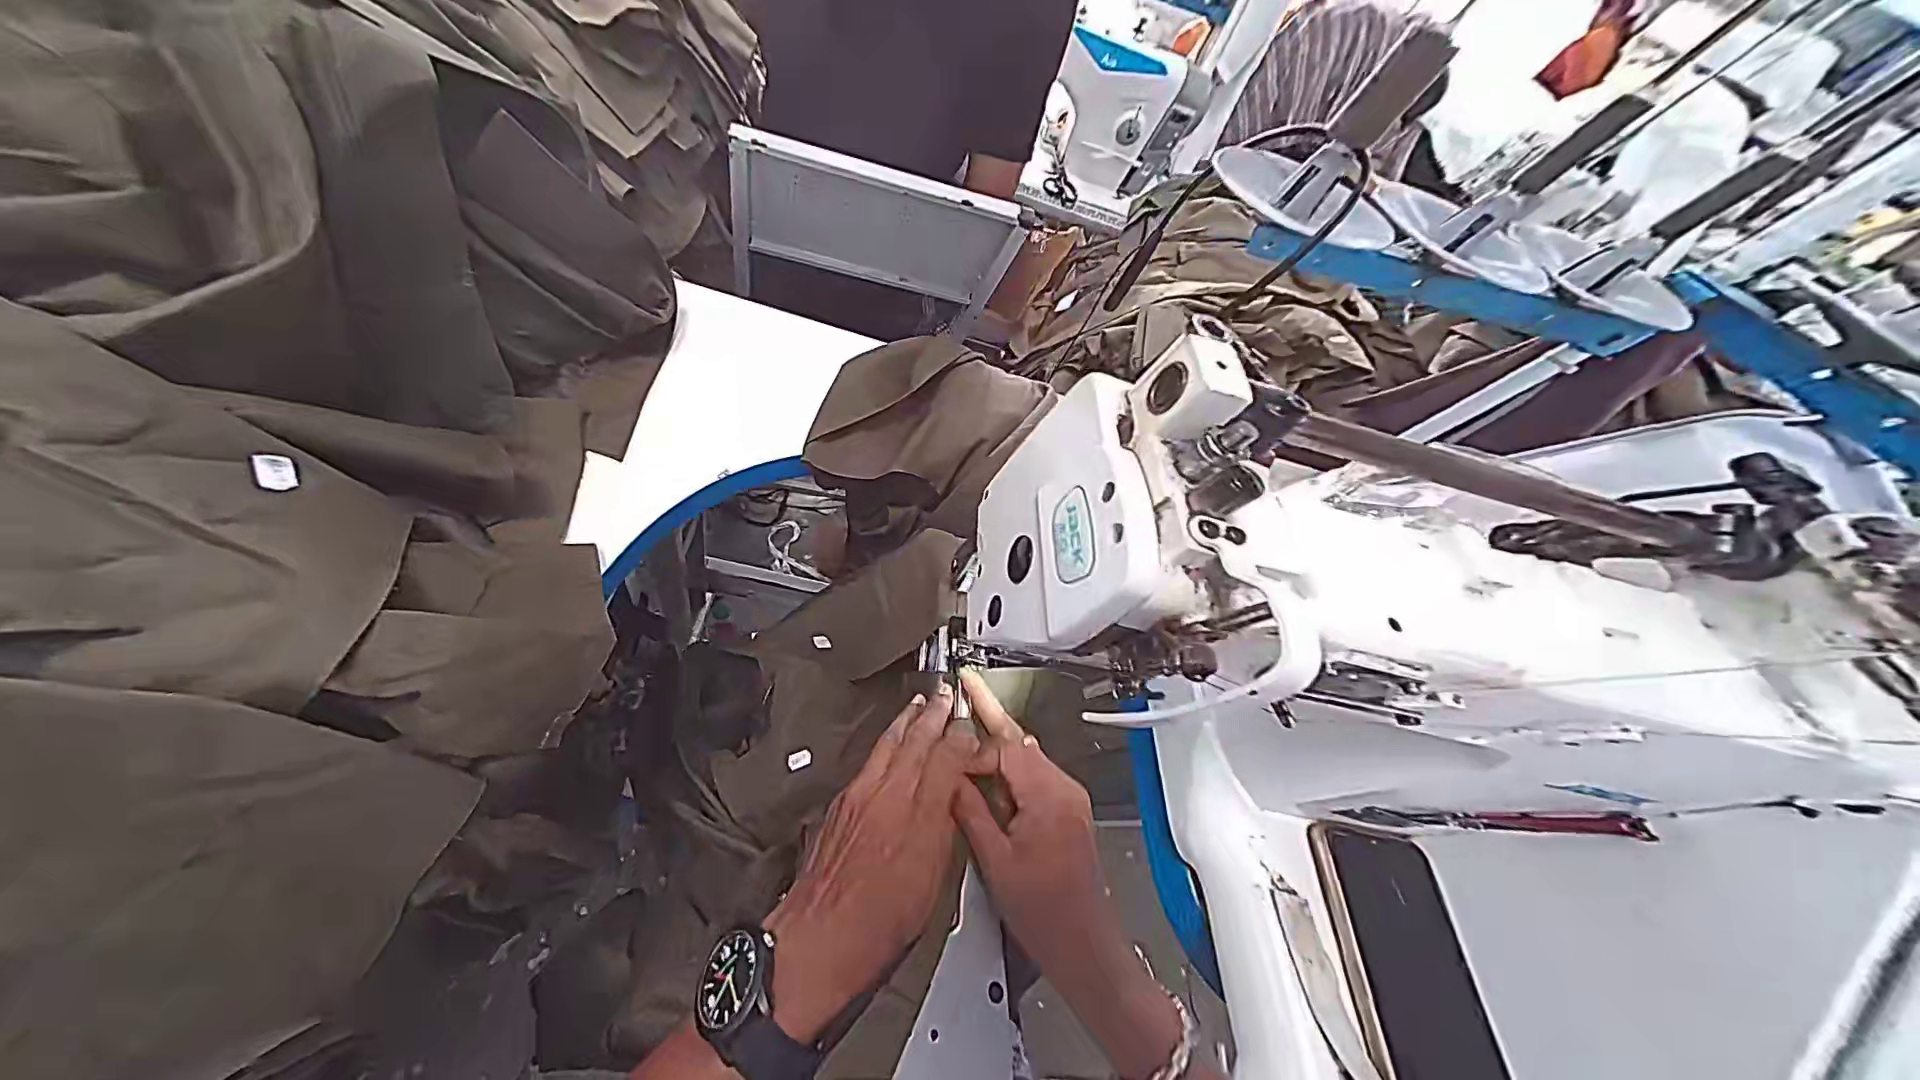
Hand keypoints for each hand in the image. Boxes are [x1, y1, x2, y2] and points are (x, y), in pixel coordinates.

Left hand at [761, 685, 975, 1044]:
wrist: (820, 935)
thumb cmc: (878, 921)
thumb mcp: (932, 879)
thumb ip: (944, 828)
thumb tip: (951, 798)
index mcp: (919, 816)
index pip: (947, 757)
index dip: (961, 736)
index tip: (969, 724)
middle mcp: (888, 796)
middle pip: (916, 741)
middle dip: (935, 714)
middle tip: (947, 696)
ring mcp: (860, 796)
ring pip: (889, 743)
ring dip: (907, 720)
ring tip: (919, 704)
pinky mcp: (841, 803)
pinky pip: (869, 758)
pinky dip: (885, 741)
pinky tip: (889, 740)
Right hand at [952, 670, 1183, 1079]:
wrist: (1085, 944)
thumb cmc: (1044, 912)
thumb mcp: (995, 861)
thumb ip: (971, 812)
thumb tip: (950, 778)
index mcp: (1047, 796)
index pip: (1005, 748)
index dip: (973, 747)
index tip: (947, 751)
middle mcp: (1064, 788)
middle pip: (1019, 741)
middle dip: (990, 714)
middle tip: (967, 684)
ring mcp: (1069, 797)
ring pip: (1027, 755)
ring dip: (998, 741)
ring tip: (971, 718)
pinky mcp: (1068, 808)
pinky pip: (1034, 774)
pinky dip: (1010, 766)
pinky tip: (990, 767)